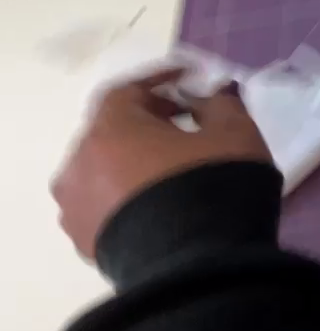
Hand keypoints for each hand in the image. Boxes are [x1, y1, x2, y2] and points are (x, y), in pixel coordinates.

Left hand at [52, 67, 271, 259]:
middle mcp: (78, 167)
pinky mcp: (83, 237)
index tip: (193, 75)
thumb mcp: (235, 130)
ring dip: (139, 153)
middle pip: (110, 129)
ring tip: (182, 157)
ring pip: (104, 166)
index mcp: (110, 134)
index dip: (160, 77)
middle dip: (151, 116)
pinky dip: (133, 183)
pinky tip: (169, 190)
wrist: (194, 255)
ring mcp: (74, 206)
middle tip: (192, 116)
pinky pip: (105, 196)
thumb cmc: (214, 177)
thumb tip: (213, 92)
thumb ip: (221, 104)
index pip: (124, 92)